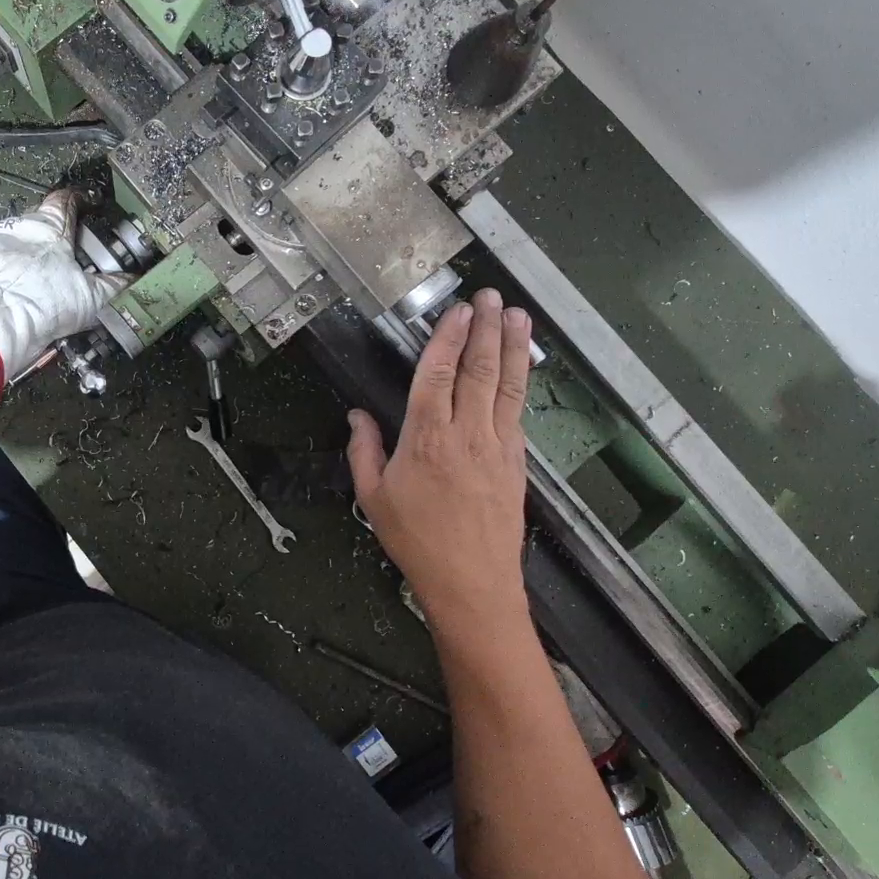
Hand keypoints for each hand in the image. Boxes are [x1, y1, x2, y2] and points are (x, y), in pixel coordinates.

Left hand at [0, 189, 127, 420]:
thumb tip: (135, 283)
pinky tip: (18, 291)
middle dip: (56, 236)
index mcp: (50, 224)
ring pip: (20, 241)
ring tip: (42, 281)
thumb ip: (114, 288)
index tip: (89, 207)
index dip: (81, 201)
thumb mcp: (87, 299)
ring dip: (31, 255)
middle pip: (43, 220)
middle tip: (70, 258)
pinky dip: (10, 270)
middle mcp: (20, 224)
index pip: (68, 198)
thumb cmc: (40, 302)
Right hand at [346, 289, 534, 632]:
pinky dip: (520, 382)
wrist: (471, 581)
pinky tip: (520, 367)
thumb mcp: (373, 497)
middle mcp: (467, 433)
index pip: (438, 374)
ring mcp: (498, 445)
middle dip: (485, 329)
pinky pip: (518, 412)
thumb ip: (363, 451)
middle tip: (490, 297)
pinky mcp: (517, 461)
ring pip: (507, 385)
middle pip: (479, 370)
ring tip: (517, 314)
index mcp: (426, 438)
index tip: (458, 311)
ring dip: (513, 346)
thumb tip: (357, 416)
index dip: (448, 338)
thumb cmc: (415, 540)